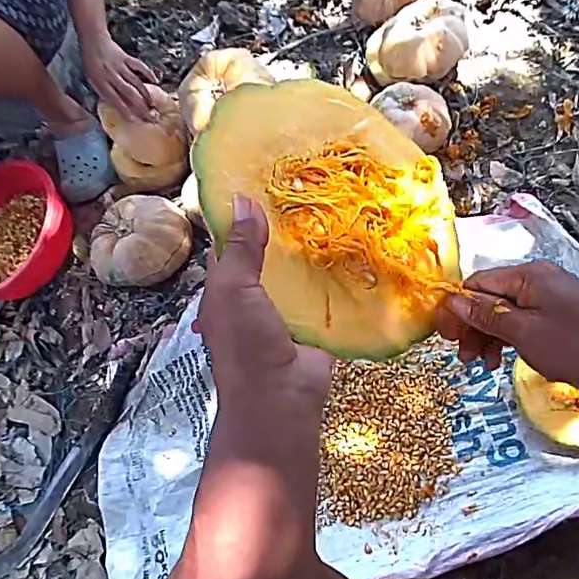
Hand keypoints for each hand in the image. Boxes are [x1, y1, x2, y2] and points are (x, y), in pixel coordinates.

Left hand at [83, 36, 159, 121]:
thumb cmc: (91, 62)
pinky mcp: (126, 58)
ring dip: (146, 94)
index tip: (134, 120)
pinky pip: (140, 66)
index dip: (124, 110)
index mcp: (100, 80)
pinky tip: (155, 81)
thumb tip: (117, 105)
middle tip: (150, 116)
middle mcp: (111, 74)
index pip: (114, 99)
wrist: (93, 39)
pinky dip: (148, 73)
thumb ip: (103, 90)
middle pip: (129, 93)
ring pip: (136, 82)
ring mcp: (120, 66)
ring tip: (153, 104)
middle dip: (140, 106)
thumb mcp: (91, 78)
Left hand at [198, 194, 331, 417]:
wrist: (280, 397)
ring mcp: (287, 313)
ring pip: (299, 276)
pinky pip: (326, 297)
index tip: (265, 182)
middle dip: (285, 232)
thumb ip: (241, 247)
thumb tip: (243, 200)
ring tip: (336, 213)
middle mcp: (256, 299)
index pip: (232, 245)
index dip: (243, 216)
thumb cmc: (245, 344)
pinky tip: (353, 252)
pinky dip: (336, 279)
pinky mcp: (316, 326)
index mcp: (226, 290)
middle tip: (311, 192)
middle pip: (270, 258)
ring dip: (313, 254)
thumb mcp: (233, 288)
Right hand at [436, 260, 578, 394]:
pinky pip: (523, 322)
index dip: (457, 309)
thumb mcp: (525, 334)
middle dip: (472, 326)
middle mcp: (540, 280)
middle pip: (489, 297)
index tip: (447, 336)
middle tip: (464, 355)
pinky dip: (508, 340)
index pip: (477, 283)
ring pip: (504, 312)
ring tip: (482, 363)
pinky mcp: (560, 316)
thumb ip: (487, 315)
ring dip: (488, 336)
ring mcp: (551, 298)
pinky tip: (502, 360)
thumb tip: (453, 300)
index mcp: (530, 276)